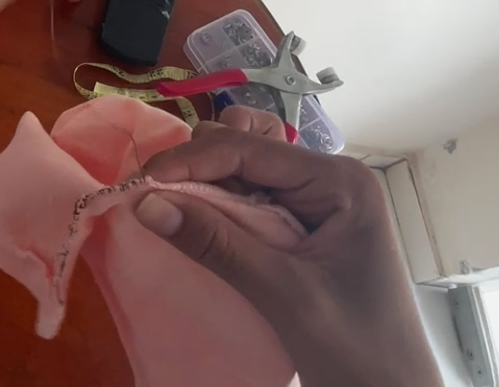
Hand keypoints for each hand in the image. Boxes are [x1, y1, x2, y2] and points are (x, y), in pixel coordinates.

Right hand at [134, 122, 442, 386]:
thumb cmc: (358, 352)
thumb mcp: (285, 296)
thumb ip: (216, 244)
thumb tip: (144, 202)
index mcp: (338, 180)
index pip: (247, 147)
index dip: (189, 160)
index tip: (140, 182)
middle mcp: (325, 175)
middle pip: (239, 145)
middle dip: (194, 169)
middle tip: (155, 202)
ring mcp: (312, 197)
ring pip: (236, 166)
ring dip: (202, 186)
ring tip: (178, 215)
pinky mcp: (299, 220)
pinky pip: (243, 194)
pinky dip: (214, 204)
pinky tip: (198, 225)